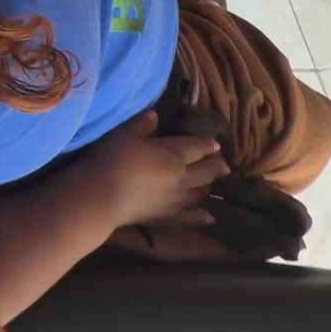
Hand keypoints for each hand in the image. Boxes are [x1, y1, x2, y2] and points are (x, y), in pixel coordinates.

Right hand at [74, 111, 226, 228]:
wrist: (105, 194)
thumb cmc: (113, 158)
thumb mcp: (124, 134)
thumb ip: (142, 124)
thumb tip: (156, 114)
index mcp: (172, 154)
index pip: (194, 147)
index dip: (206, 145)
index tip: (216, 144)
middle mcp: (182, 177)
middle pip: (205, 171)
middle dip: (215, 166)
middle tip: (224, 164)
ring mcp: (178, 199)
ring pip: (201, 193)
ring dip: (209, 187)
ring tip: (214, 184)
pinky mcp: (170, 216)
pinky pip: (191, 216)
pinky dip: (202, 216)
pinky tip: (209, 217)